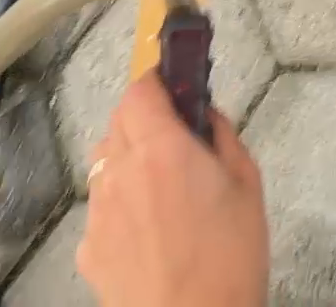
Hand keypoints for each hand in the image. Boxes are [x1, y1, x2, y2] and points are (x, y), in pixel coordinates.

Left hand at [77, 77, 267, 306]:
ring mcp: (98, 214)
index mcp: (161, 150)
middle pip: (119, 121)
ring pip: (106, 160)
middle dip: (145, 115)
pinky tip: (151, 227)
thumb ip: (221, 136)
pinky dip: (121, 198)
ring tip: (164, 182)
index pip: (139, 91)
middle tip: (179, 133)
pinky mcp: (88, 250)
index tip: (177, 85)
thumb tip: (204, 115)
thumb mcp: (246, 181)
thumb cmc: (231, 254)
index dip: (157, 81)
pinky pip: (101, 204)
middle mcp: (120, 173)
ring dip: (129, 154)